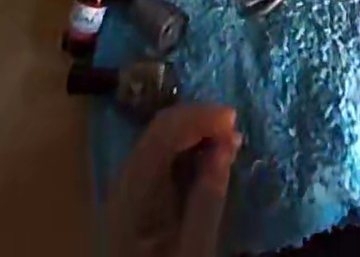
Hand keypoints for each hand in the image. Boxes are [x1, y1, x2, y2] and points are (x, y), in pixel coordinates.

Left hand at [104, 103, 241, 256]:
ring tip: (228, 140)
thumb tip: (225, 144)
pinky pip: (161, 161)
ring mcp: (128, 192)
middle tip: (234, 129)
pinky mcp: (136, 203)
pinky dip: (187, 151)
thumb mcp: (193, 253)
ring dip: (195, 133)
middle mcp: (124, 183)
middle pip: (160, 131)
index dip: (199, 117)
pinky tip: (209, 158)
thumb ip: (207, 199)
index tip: (234, 120)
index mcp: (131, 192)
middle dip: (199, 121)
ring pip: (160, 141)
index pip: (163, 132)